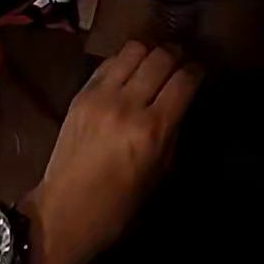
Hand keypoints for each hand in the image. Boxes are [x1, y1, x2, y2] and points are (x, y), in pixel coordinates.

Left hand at [20, 41, 201, 263]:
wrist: (64, 213)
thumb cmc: (119, 205)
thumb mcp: (159, 173)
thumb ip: (173, 131)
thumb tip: (183, 99)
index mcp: (152, 131)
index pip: (184, 81)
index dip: (197, 71)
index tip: (199, 71)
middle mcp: (127, 105)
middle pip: (161, 57)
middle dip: (177, 54)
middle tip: (180, 60)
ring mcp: (101, 96)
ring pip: (135, 49)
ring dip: (151, 51)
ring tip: (155, 60)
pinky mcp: (82, 93)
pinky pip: (110, 61)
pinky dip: (125, 60)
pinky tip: (130, 70)